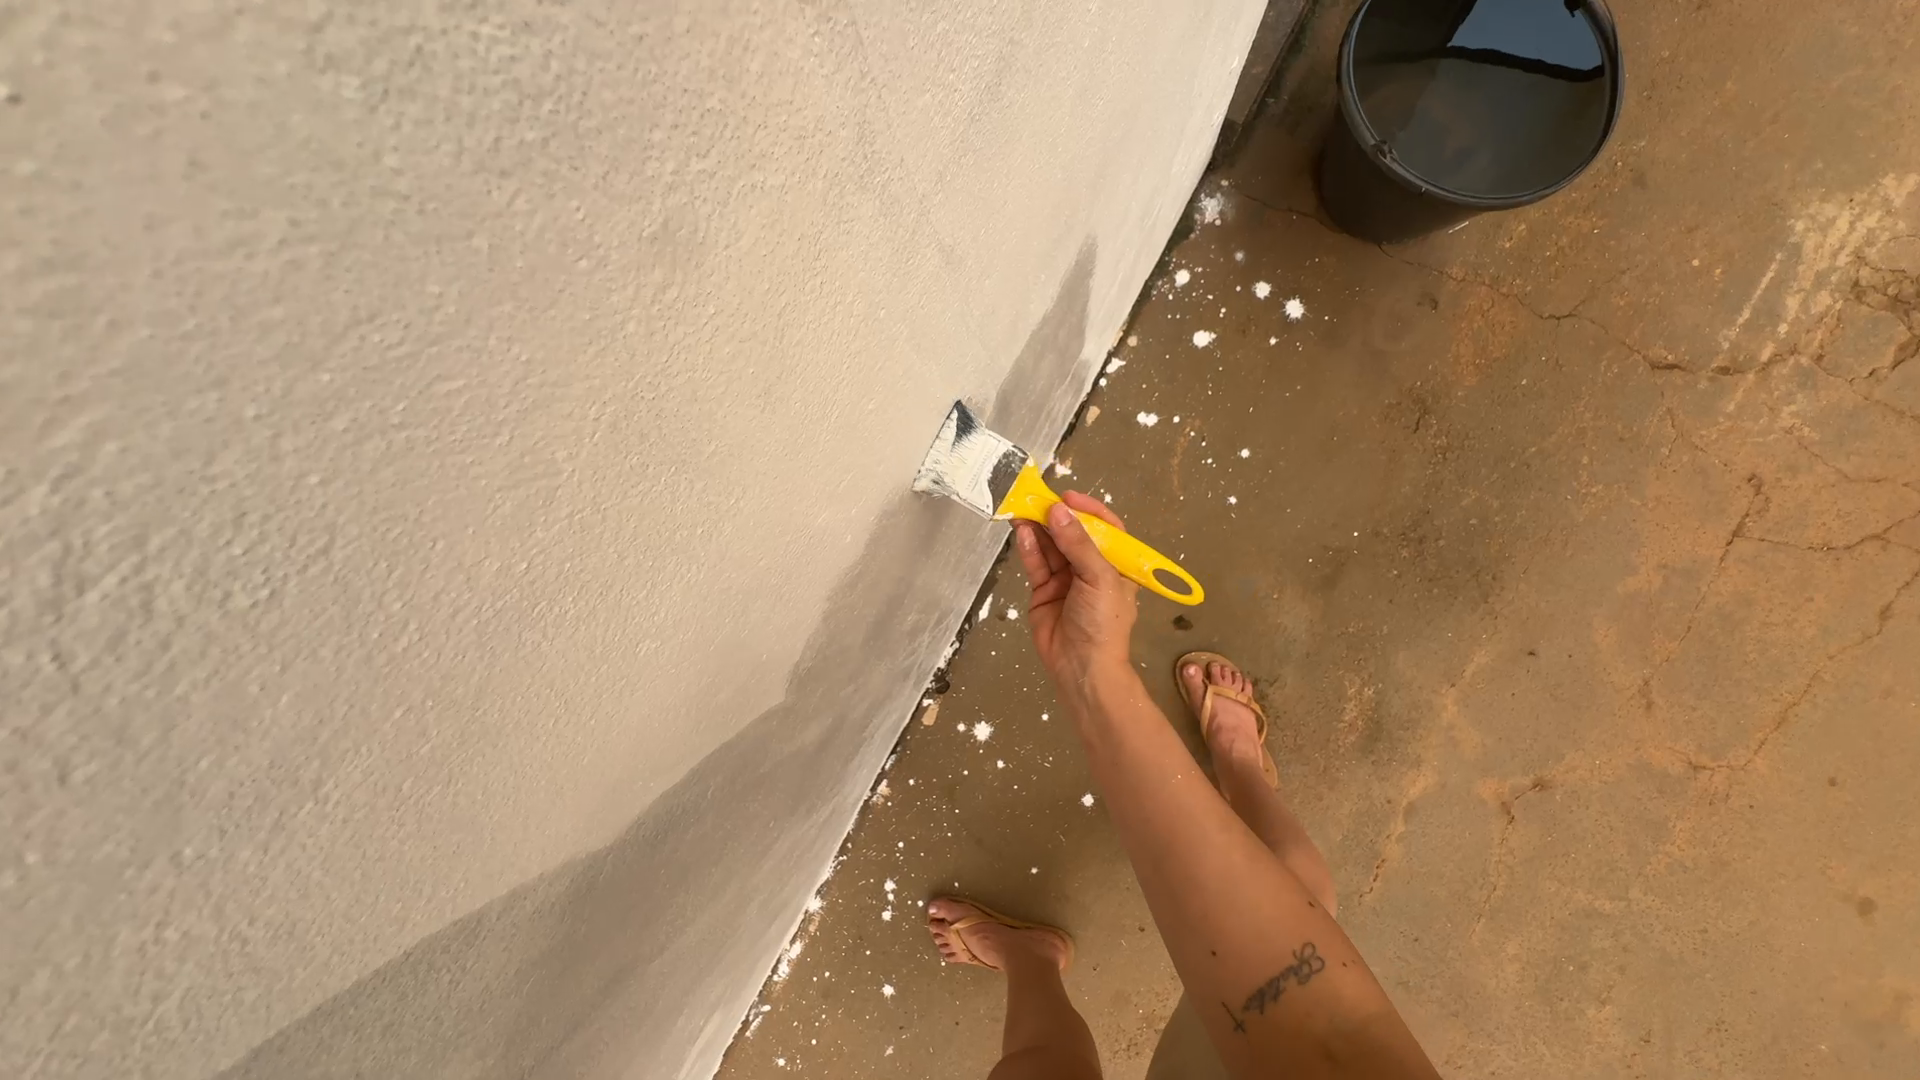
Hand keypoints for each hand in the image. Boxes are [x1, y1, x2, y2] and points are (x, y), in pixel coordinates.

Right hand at [1013, 491, 1137, 681]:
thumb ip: (1077, 544)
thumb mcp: (1099, 578)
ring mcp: (1066, 580)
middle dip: (1056, 517)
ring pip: (1051, 546)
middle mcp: (1091, 569)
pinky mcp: (1044, 591)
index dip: (1087, 510)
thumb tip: (1058, 510)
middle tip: (1036, 498)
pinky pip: (1037, 564)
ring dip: (1039, 528)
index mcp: (1116, 565)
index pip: (1105, 528)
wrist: (1082, 667)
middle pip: (1073, 534)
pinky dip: (1029, 548)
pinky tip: (1023, 532)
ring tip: (1023, 510)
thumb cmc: (1103, 622)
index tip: (1067, 496)